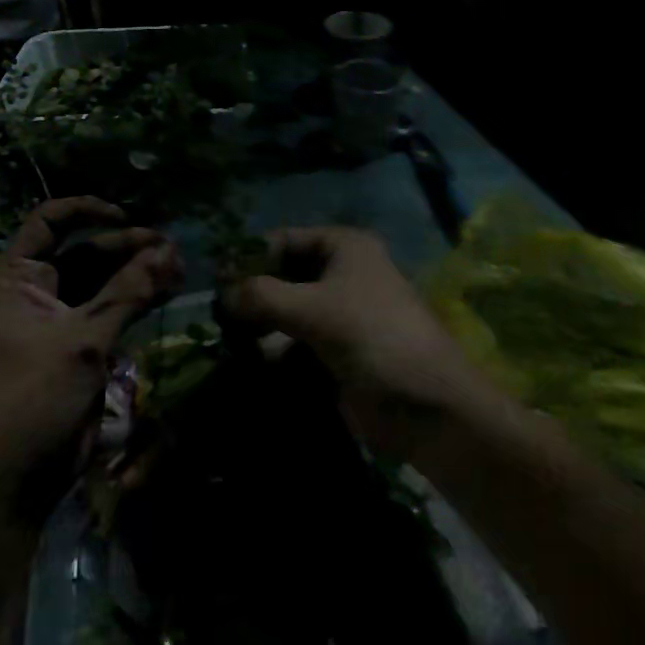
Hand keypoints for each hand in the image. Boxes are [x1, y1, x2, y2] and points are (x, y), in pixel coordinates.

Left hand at [0, 198, 181, 504]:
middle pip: (87, 250)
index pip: (49, 222)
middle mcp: (38, 291)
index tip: (126, 216)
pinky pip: (114, 307)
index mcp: (19, 280)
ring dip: (140, 272)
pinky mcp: (83, 342)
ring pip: (106, 279)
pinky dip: (140, 298)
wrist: (19, 474)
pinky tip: (169, 290)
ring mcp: (62, 317)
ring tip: (179, 268)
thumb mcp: (82, 341)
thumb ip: (127, 293)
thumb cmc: (35, 396)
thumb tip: (168, 251)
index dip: (86, 210)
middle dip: (129, 247)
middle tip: (171, 250)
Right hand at [222, 228, 485, 457]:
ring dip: (260, 329)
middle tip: (219, 316)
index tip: (217, 281)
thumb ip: (262, 296)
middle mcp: (342, 275)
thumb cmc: (372, 336)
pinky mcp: (337, 353)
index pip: (285, 240)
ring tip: (229, 343)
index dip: (250, 257)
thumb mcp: (313, 308)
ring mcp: (340, 316)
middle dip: (253, 296)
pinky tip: (250, 368)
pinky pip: (296, 347)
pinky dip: (275, 357)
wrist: (427, 403)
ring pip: (287, 314)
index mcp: (344, 248)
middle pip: (285, 277)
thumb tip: (222, 292)